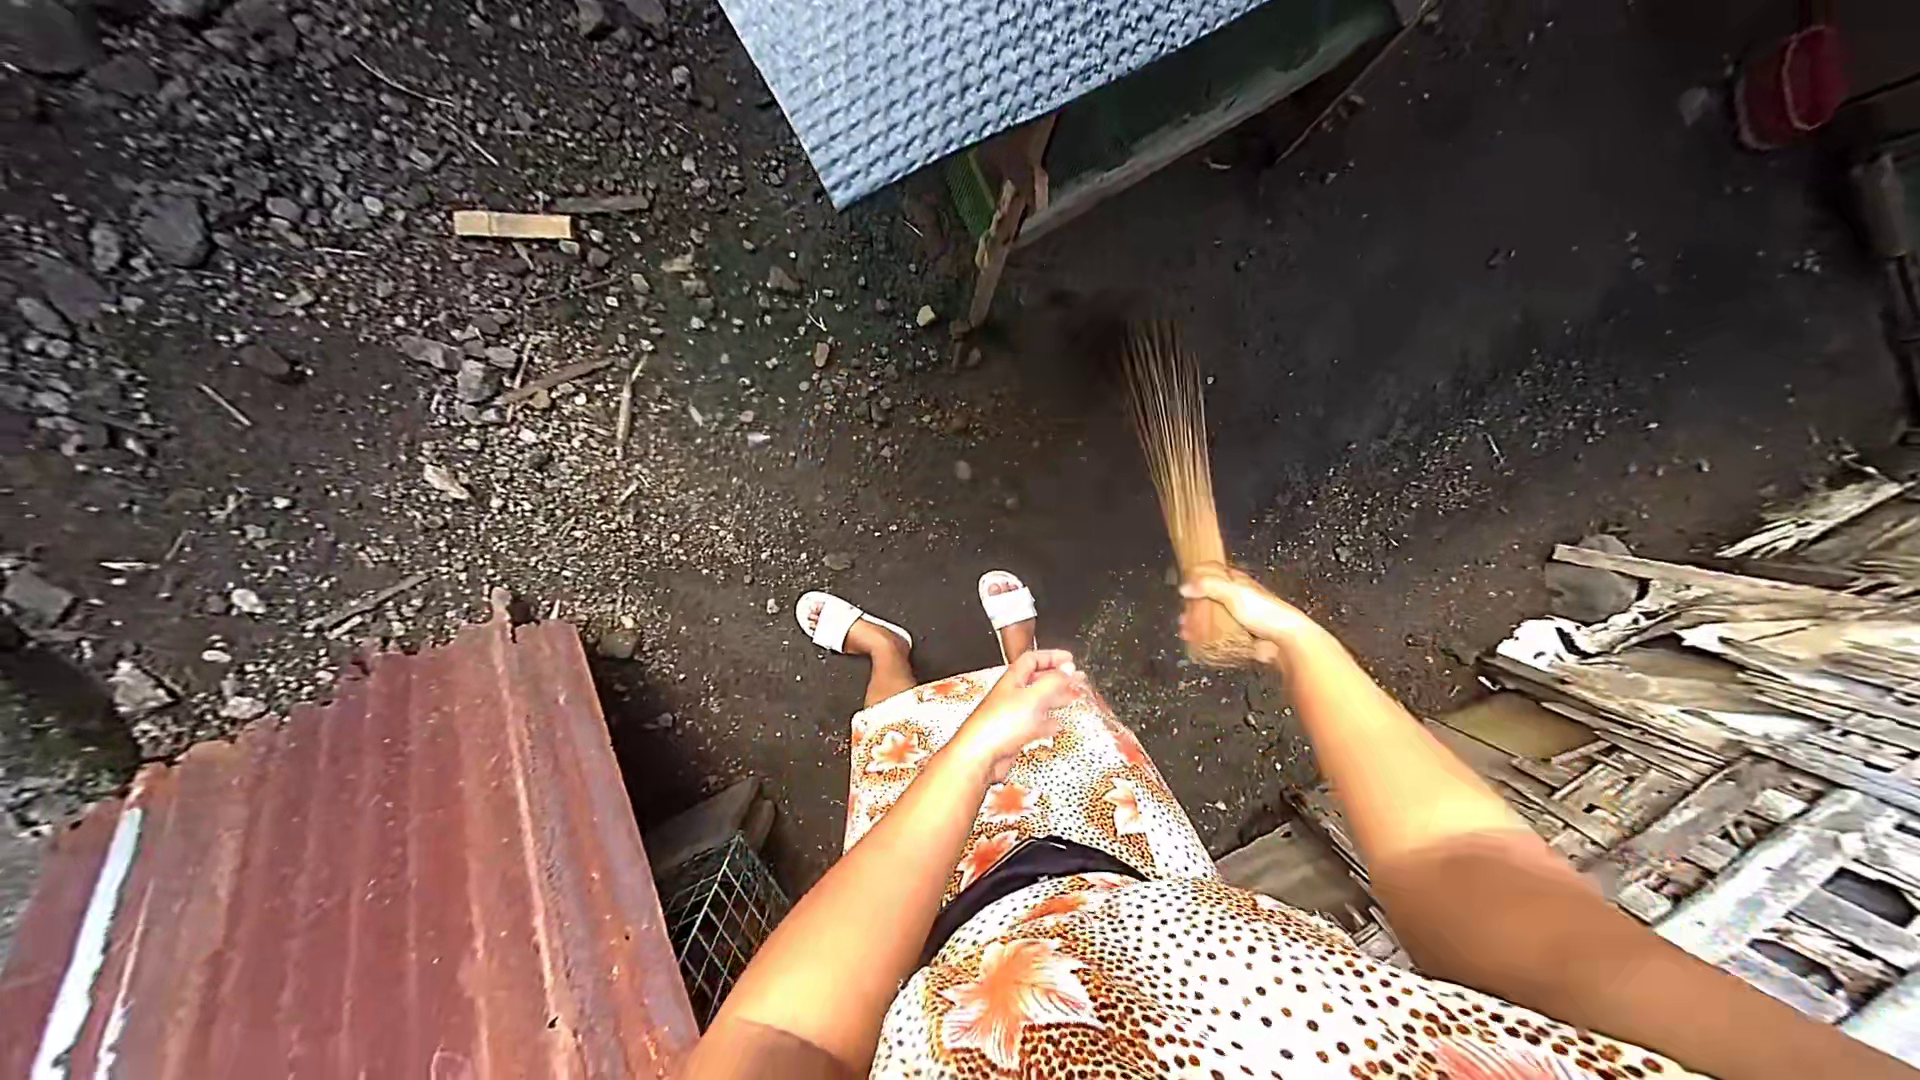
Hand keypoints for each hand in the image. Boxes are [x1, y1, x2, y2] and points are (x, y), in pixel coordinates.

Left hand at [947, 649, 1083, 781]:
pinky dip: (1047, 723)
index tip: (1069, 659)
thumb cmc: (999, 725)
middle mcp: (1011, 694)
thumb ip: (1052, 682)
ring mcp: (1011, 714)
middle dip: (1058, 677)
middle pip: (1037, 679)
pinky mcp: (1013, 734)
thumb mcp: (1033, 697)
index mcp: (1013, 680)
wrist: (979, 755)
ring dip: (1056, 698)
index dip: (1051, 656)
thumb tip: (1067, 668)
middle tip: (1075, 678)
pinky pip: (1034, 724)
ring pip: (1038, 702)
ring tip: (1072, 697)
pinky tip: (1055, 725)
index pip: (1032, 659)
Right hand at [1179, 563, 1321, 665]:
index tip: (1182, 584)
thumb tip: (1185, 587)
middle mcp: (1238, 596)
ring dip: (1196, 622)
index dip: (1195, 575)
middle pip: (1208, 596)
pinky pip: (1218, 633)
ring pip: (1212, 616)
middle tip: (1182, 613)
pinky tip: (1198, 640)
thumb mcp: (1233, 593)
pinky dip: (1205, 636)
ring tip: (1186, 629)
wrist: (1287, 640)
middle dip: (1192, 605)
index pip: (1210, 570)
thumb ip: (1208, 586)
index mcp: (1237, 581)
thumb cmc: (1267, 613)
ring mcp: (1239, 615)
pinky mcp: (1241, 633)